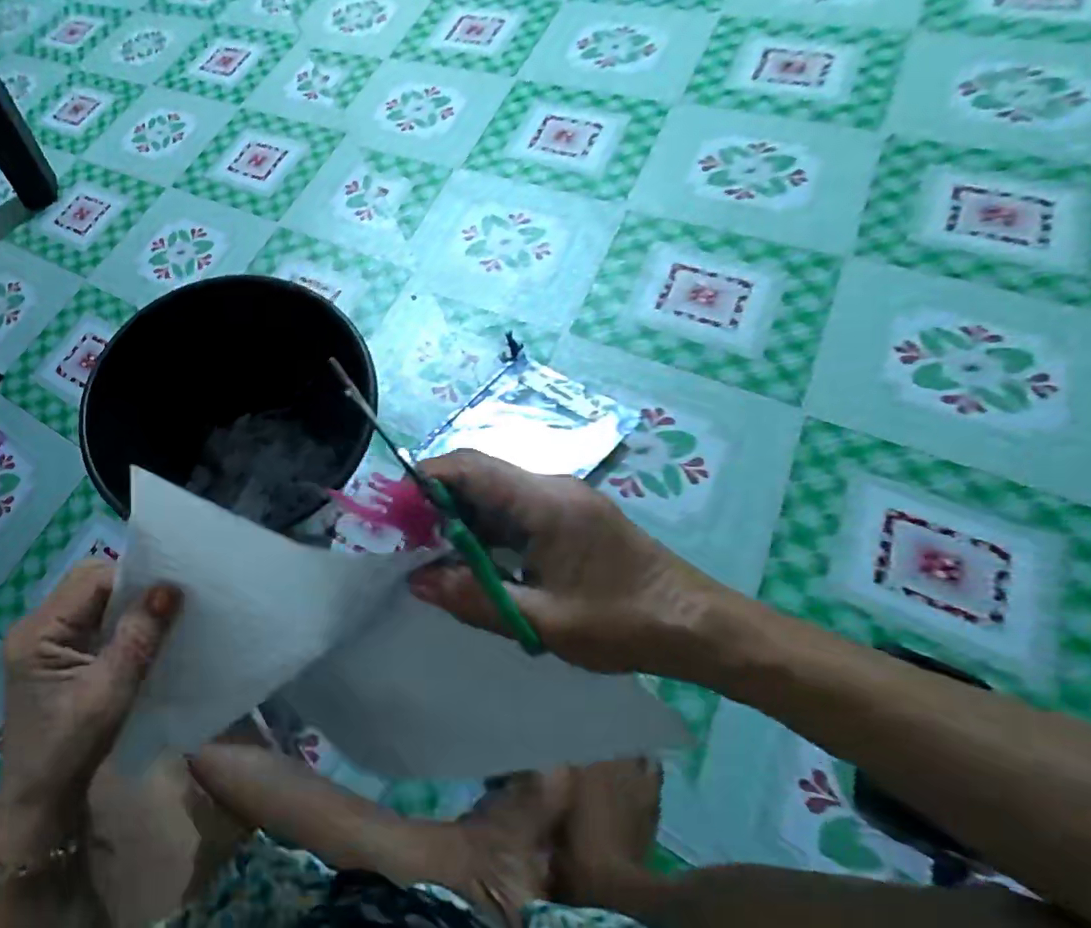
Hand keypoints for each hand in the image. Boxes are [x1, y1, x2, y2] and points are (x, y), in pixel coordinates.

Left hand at [0, 559, 182, 815]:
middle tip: (167, 604)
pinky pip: (93, 620)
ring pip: (94, 599)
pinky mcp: (57, 654)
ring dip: (127, 604)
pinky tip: (142, 635)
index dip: (132, 579)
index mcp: (37, 631)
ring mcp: (44, 640)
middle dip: (131, 587)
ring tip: (159, 617)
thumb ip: (139, 636)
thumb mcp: (111, 691)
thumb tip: (170, 587)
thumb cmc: (71, 749)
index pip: (91, 580)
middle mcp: (35, 625)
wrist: (40, 804)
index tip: (171, 592)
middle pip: (90, 582)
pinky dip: (120, 621)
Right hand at [406, 449, 741, 679]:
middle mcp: (550, 488)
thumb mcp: (544, 621)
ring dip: (460, 516)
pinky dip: (485, 528)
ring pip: (494, 492)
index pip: (469, 466)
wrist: (697, 624)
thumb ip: (476, 598)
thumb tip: (418, 581)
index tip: (393, 510)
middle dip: (436, 500)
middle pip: (477, 474)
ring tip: (431, 553)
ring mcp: (562, 500)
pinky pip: (514, 510)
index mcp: (544, 502)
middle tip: (406, 539)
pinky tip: (475, 560)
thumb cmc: (624, 622)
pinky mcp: (569, 517)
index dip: (425, 478)